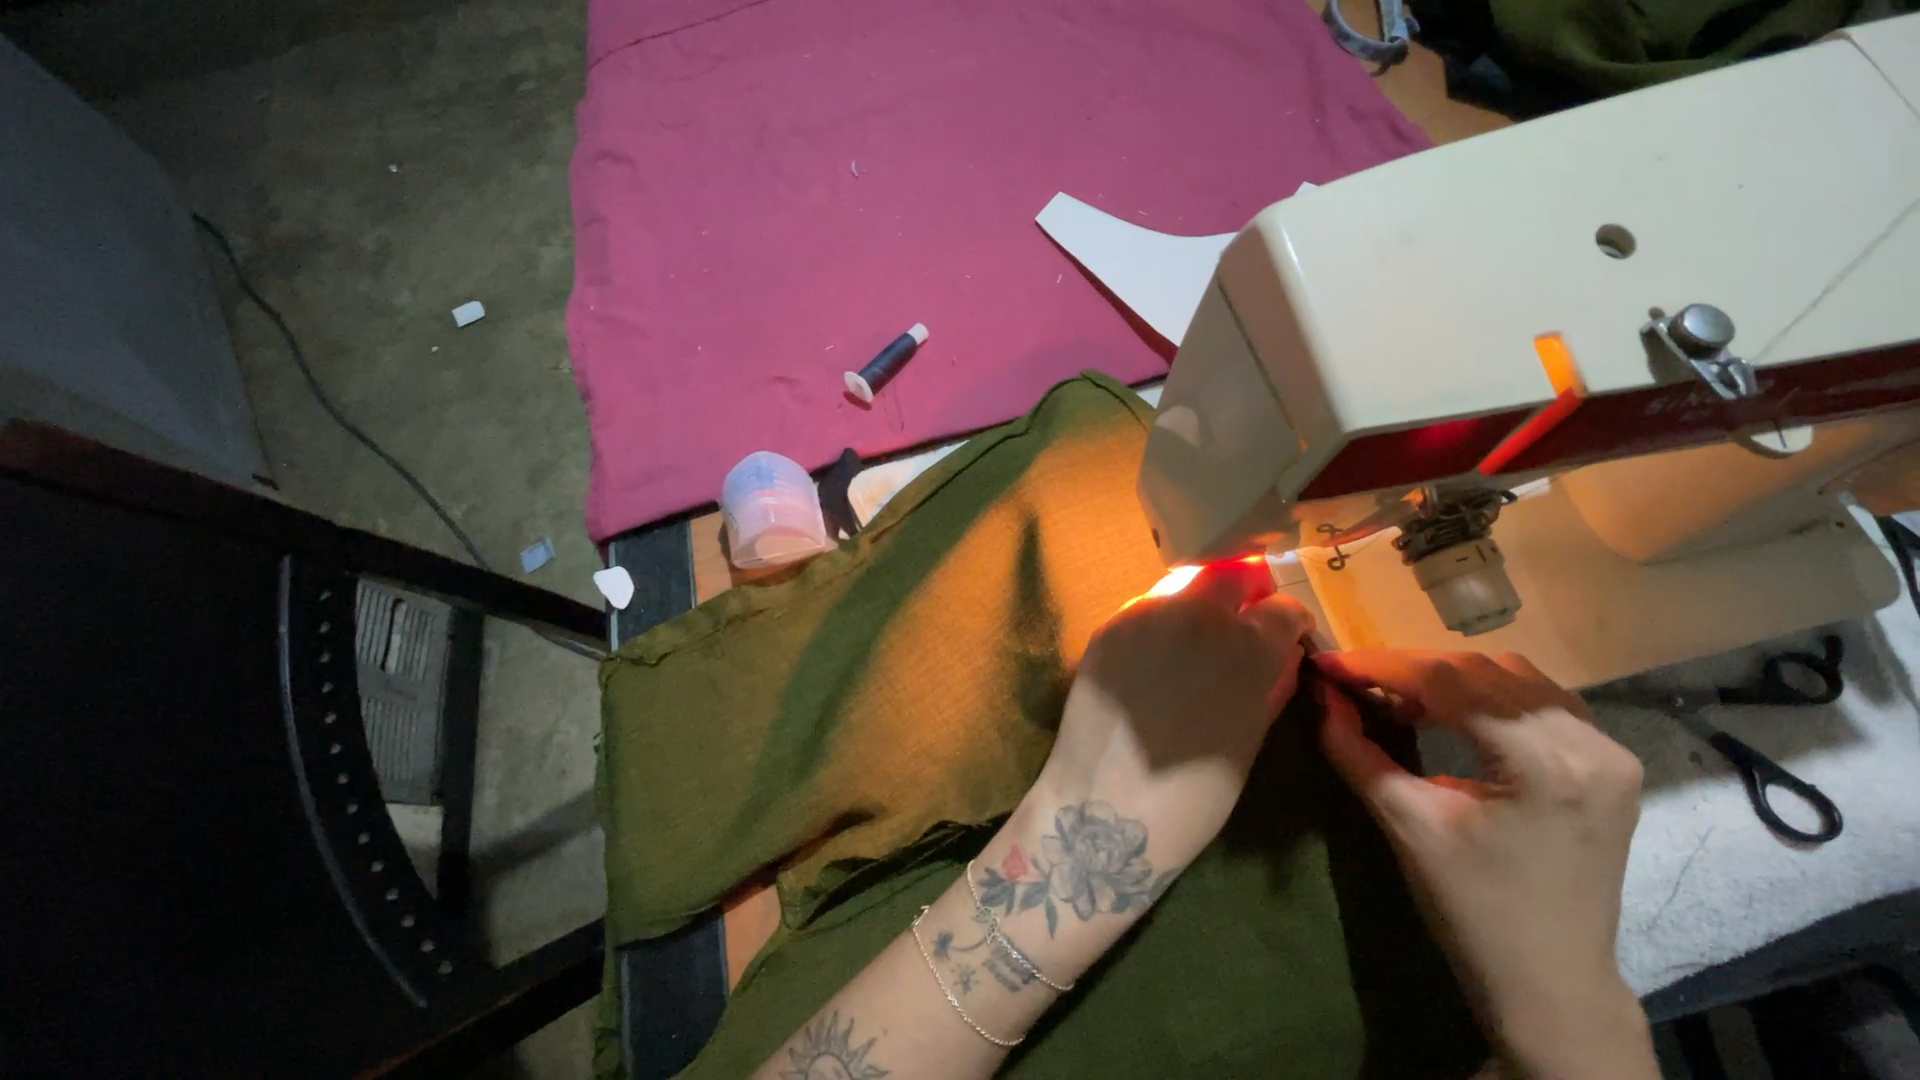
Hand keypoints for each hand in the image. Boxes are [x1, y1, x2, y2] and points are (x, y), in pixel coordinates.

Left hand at [979, 559, 1312, 962]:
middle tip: (1244, 614)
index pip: (1282, 607)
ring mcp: (1145, 615)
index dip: (1288, 621)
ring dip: (1200, 600)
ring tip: (1199, 635)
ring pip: (1183, 584)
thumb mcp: (1251, 734)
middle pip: (1230, 573)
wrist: (1108, 806)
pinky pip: (1145, 607)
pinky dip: (1161, 619)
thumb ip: (1270, 682)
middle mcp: (1197, 615)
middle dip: (1245, 588)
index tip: (1285, 633)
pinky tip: (1160, 653)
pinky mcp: (1108, 627)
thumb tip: (1282, 653)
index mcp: (1247, 647)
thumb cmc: (1195, 791)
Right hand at [1314, 650, 1652, 1078]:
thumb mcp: (1404, 823)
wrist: (1549, 978)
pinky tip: (1454, 711)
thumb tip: (1321, 696)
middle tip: (1354, 680)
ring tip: (1398, 696)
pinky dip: (1490, 695)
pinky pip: (1542, 701)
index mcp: (1541, 761)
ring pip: (1514, 678)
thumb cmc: (1470, 906)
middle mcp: (1588, 742)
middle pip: (1481, 672)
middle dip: (1409, 669)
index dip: (1379, 666)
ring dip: (1450, 677)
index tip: (1327, 663)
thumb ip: (1356, 751)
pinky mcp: (1611, 763)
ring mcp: (1609, 751)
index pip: (1448, 681)